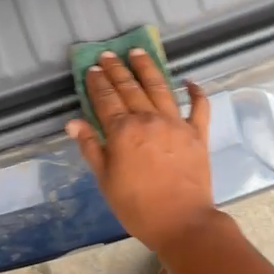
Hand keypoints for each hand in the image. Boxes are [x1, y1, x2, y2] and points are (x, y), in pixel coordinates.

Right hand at [67, 50, 220, 252]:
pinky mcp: (198, 133)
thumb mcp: (106, 180)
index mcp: (123, 131)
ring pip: (160, 87)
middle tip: (109, 54)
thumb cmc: (137, 206)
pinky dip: (196, 92)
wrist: (183, 222)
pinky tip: (190, 80)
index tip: (92, 68)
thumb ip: (91, 147)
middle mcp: (149, 119)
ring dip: (148, 68)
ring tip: (139, 52)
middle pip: (130, 88)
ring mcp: (176, 123)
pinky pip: (199, 106)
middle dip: (117, 69)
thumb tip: (74, 122)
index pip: (106, 99)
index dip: (98, 83)